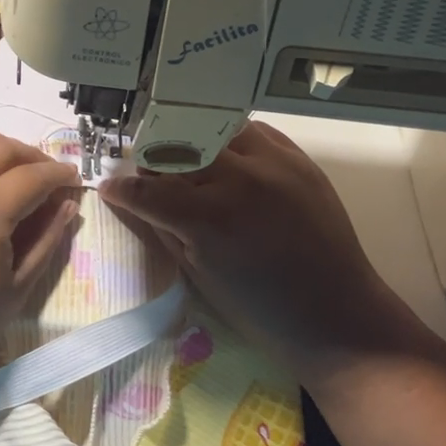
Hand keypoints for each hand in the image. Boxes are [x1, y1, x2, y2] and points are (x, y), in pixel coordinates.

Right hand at [99, 119, 413, 384]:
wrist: (338, 316)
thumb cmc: (262, 311)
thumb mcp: (199, 274)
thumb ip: (163, 227)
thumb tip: (133, 199)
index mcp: (209, 218)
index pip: (147, 189)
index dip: (121, 188)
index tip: (108, 186)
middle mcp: (238, 179)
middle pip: (176, 146)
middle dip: (155, 158)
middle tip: (149, 174)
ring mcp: (272, 163)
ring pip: (212, 129)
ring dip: (193, 143)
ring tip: (190, 163)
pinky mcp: (298, 158)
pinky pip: (252, 131)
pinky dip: (231, 142)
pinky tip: (227, 161)